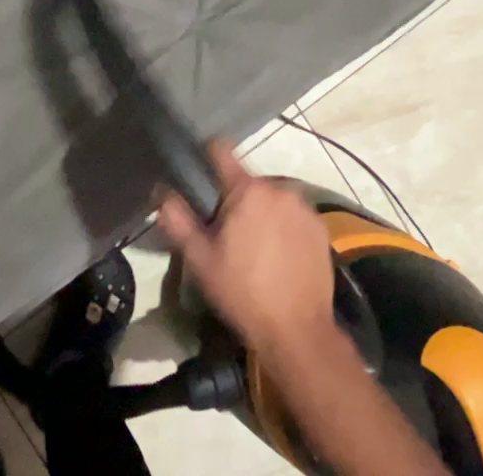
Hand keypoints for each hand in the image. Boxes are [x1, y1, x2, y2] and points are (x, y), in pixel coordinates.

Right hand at [156, 139, 335, 357]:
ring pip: (272, 198)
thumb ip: (177, 219)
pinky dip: (283, 226)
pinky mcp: (321, 229)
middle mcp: (279, 189)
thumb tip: (161, 191)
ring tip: (253, 247)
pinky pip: (293, 215)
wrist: (297, 331)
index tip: (197, 171)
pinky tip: (278, 256)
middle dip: (234, 198)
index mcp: (247, 190)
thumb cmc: (242, 291)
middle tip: (225, 232)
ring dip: (260, 211)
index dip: (206, 154)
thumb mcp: (199, 259)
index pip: (221, 150)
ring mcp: (304, 208)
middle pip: (247, 181)